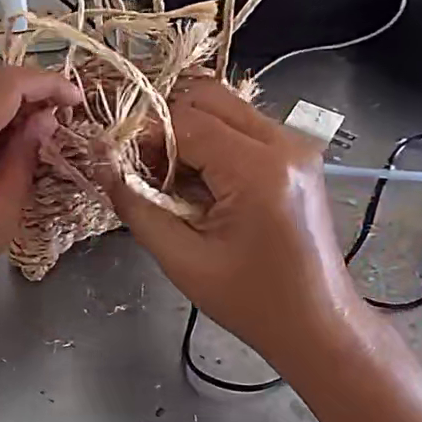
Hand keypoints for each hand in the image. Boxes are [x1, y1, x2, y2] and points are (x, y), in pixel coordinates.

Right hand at [99, 81, 374, 369]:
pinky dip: (211, 143)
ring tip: (171, 180)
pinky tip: (200, 184)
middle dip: (166, 125)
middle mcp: (284, 144)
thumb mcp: (182, 260)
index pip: (186, 119)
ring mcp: (296, 147)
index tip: (118, 160)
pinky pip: (242, 127)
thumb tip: (102, 168)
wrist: (318, 324)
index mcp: (259, 170)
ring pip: (225, 108)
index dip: (143, 133)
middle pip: (208, 98)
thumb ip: (136, 207)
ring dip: (188, 133)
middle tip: (145, 167)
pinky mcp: (296, 157)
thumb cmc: (252, 301)